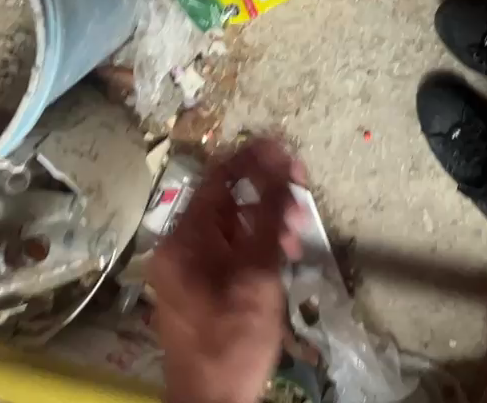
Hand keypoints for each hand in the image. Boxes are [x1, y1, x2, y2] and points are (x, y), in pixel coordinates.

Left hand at [151, 138, 305, 402]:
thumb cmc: (233, 338)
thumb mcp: (257, 271)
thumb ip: (269, 212)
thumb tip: (280, 159)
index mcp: (184, 239)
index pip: (219, 178)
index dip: (254, 158)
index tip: (288, 148)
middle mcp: (183, 246)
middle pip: (230, 200)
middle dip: (271, 192)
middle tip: (303, 190)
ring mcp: (192, 267)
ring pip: (237, 224)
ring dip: (271, 219)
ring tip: (299, 231)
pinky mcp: (206, 285)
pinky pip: (235, 248)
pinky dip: (262, 244)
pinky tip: (286, 253)